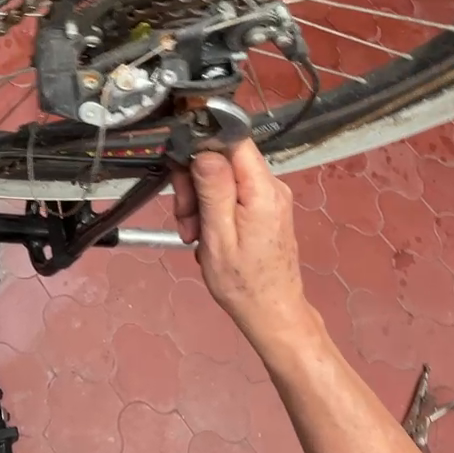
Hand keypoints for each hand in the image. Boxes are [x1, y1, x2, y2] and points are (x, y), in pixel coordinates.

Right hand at [172, 141, 307, 336]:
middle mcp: (271, 185)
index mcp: (262, 189)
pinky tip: (206, 234)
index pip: (233, 139)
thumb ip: (213, 191)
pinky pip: (233, 192)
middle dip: (196, 181)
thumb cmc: (243, 283)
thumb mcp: (219, 237)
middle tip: (185, 217)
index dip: (203, 144)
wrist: (272, 313)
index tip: (181, 167)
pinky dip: (213, 208)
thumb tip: (202, 151)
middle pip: (224, 158)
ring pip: (224, 175)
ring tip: (193, 233)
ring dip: (201, 199)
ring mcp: (270, 195)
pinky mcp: (265, 206)